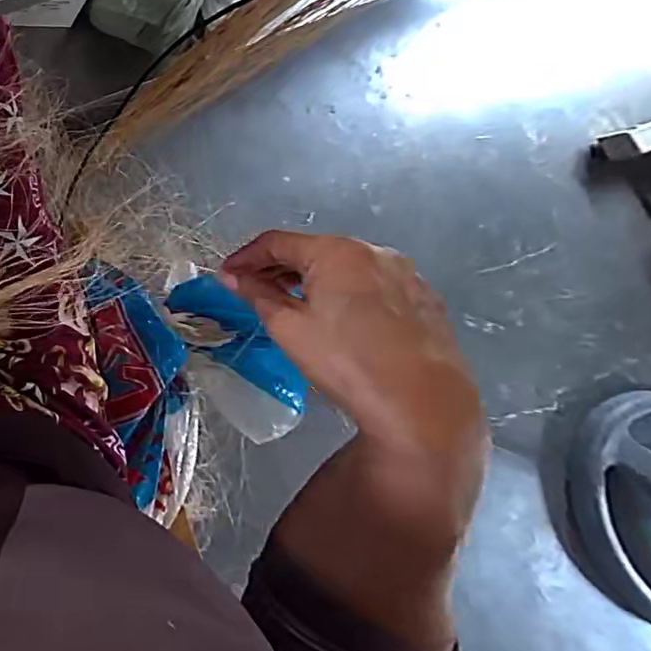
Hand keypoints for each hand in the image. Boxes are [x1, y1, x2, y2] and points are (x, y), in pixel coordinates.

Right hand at [221, 231, 483, 456]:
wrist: (424, 407)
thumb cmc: (345, 360)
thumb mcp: (285, 324)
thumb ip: (255, 292)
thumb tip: (233, 277)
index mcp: (337, 252)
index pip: (275, 243)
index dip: (244, 257)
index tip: (225, 275)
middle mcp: (375, 253)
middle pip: (311, 250)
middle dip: (275, 267)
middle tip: (250, 288)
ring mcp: (406, 276)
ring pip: (341, 266)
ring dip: (308, 278)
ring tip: (286, 301)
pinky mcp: (425, 301)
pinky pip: (369, 284)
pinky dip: (341, 290)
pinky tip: (330, 315)